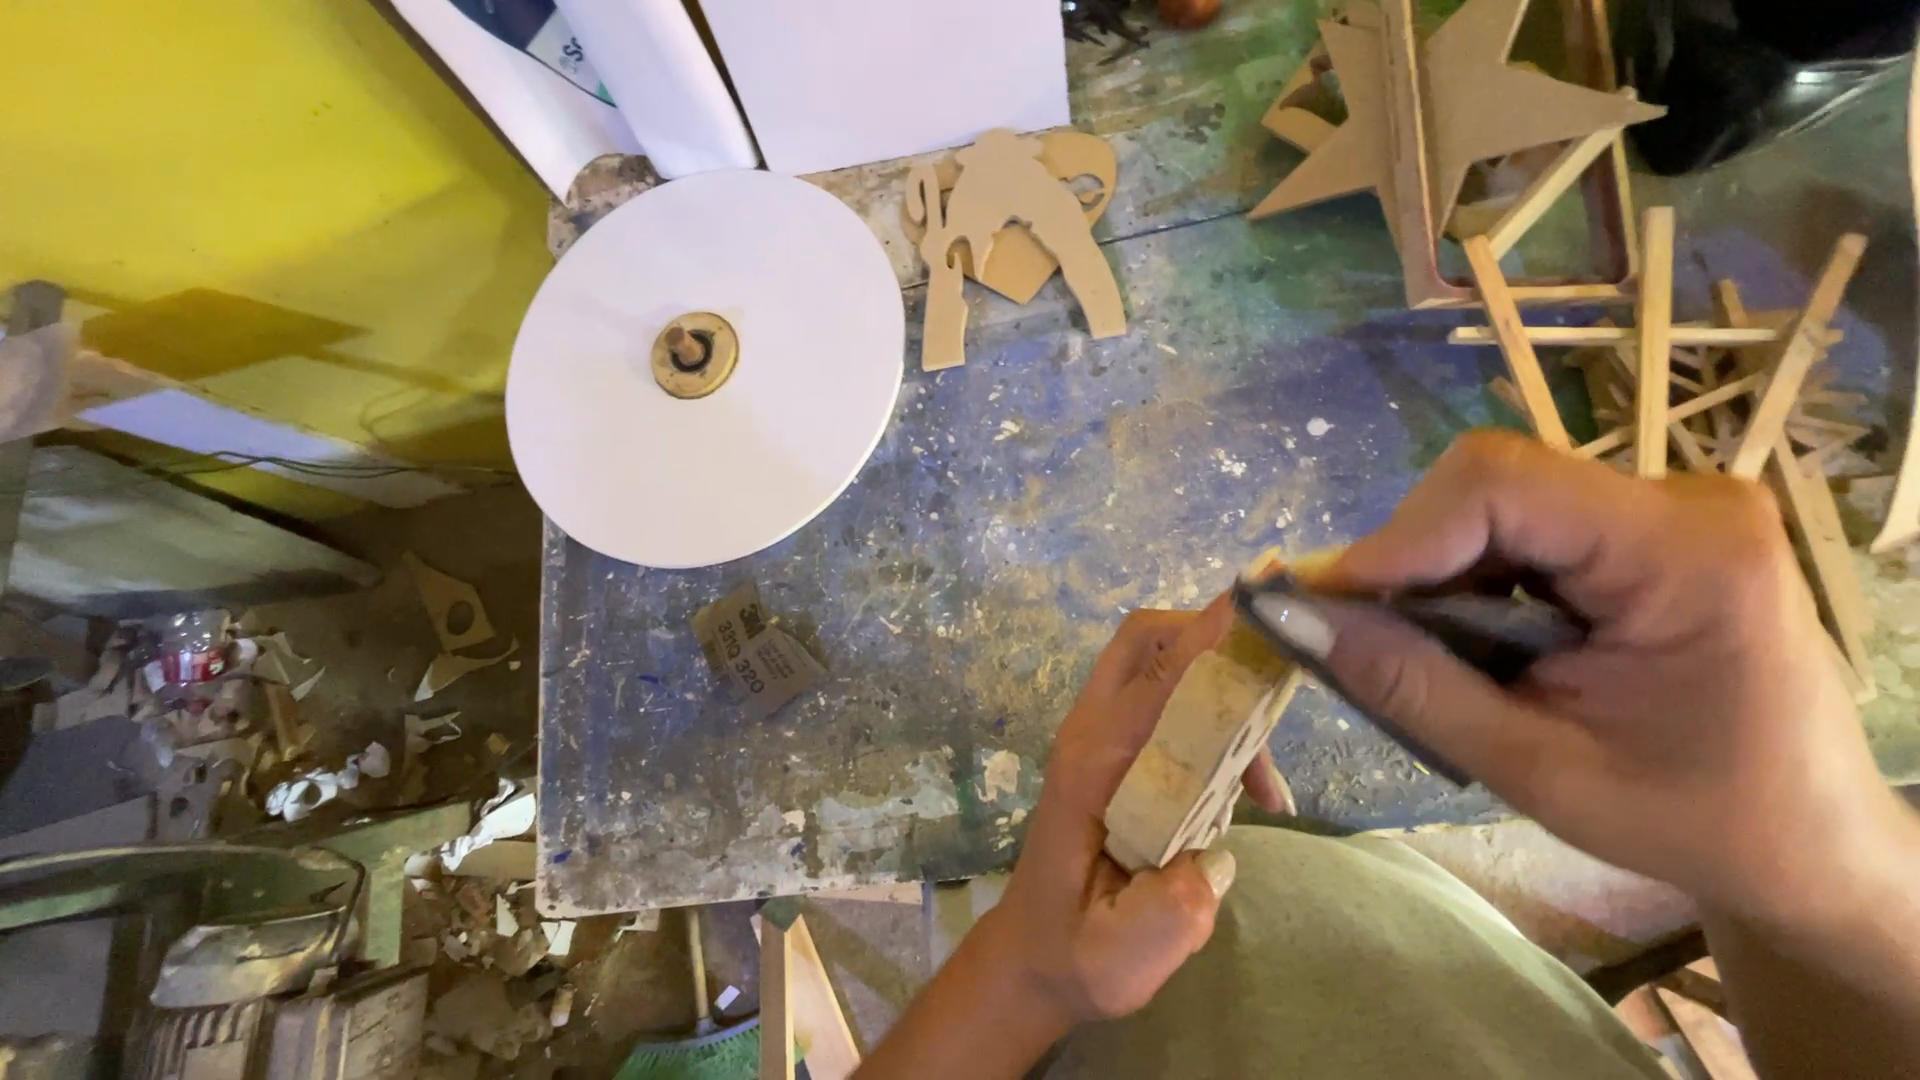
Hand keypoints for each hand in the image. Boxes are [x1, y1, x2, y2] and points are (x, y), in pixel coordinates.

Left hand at [979, 601, 1242, 1024]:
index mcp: (1090, 767)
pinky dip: (1217, 725)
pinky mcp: (1117, 751)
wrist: (1035, 952)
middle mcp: (1092, 734)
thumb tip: (1214, 859)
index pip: (1150, 682)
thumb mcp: (1120, 957)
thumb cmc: (1074, 952)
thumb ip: (1168, 915)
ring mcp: (1101, 736)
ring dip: (1222, 691)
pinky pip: (1168, 702)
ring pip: (1160, 663)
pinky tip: (1254, 796)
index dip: (1204, 641)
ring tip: (1267, 784)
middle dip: (1208, 637)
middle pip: (1144, 640)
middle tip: (1272, 679)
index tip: (1258, 603)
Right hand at [1313, 429, 1916, 927]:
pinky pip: (1509, 524)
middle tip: (1375, 641)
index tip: (1332, 606)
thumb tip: (1295, 619)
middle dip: (1409, 560)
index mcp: (1687, 553)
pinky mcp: (1635, 527)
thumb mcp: (1532, 768)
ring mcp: (1660, 508)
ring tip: (1430, 652)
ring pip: (1486, 501)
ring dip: (1430, 573)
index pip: (1499, 484)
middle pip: (1485, 484)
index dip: (1398, 536)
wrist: (1806, 840)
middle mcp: (1679, 502)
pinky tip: (1471, 637)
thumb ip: (1410, 687)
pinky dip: (1460, 577)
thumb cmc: (1692, 818)